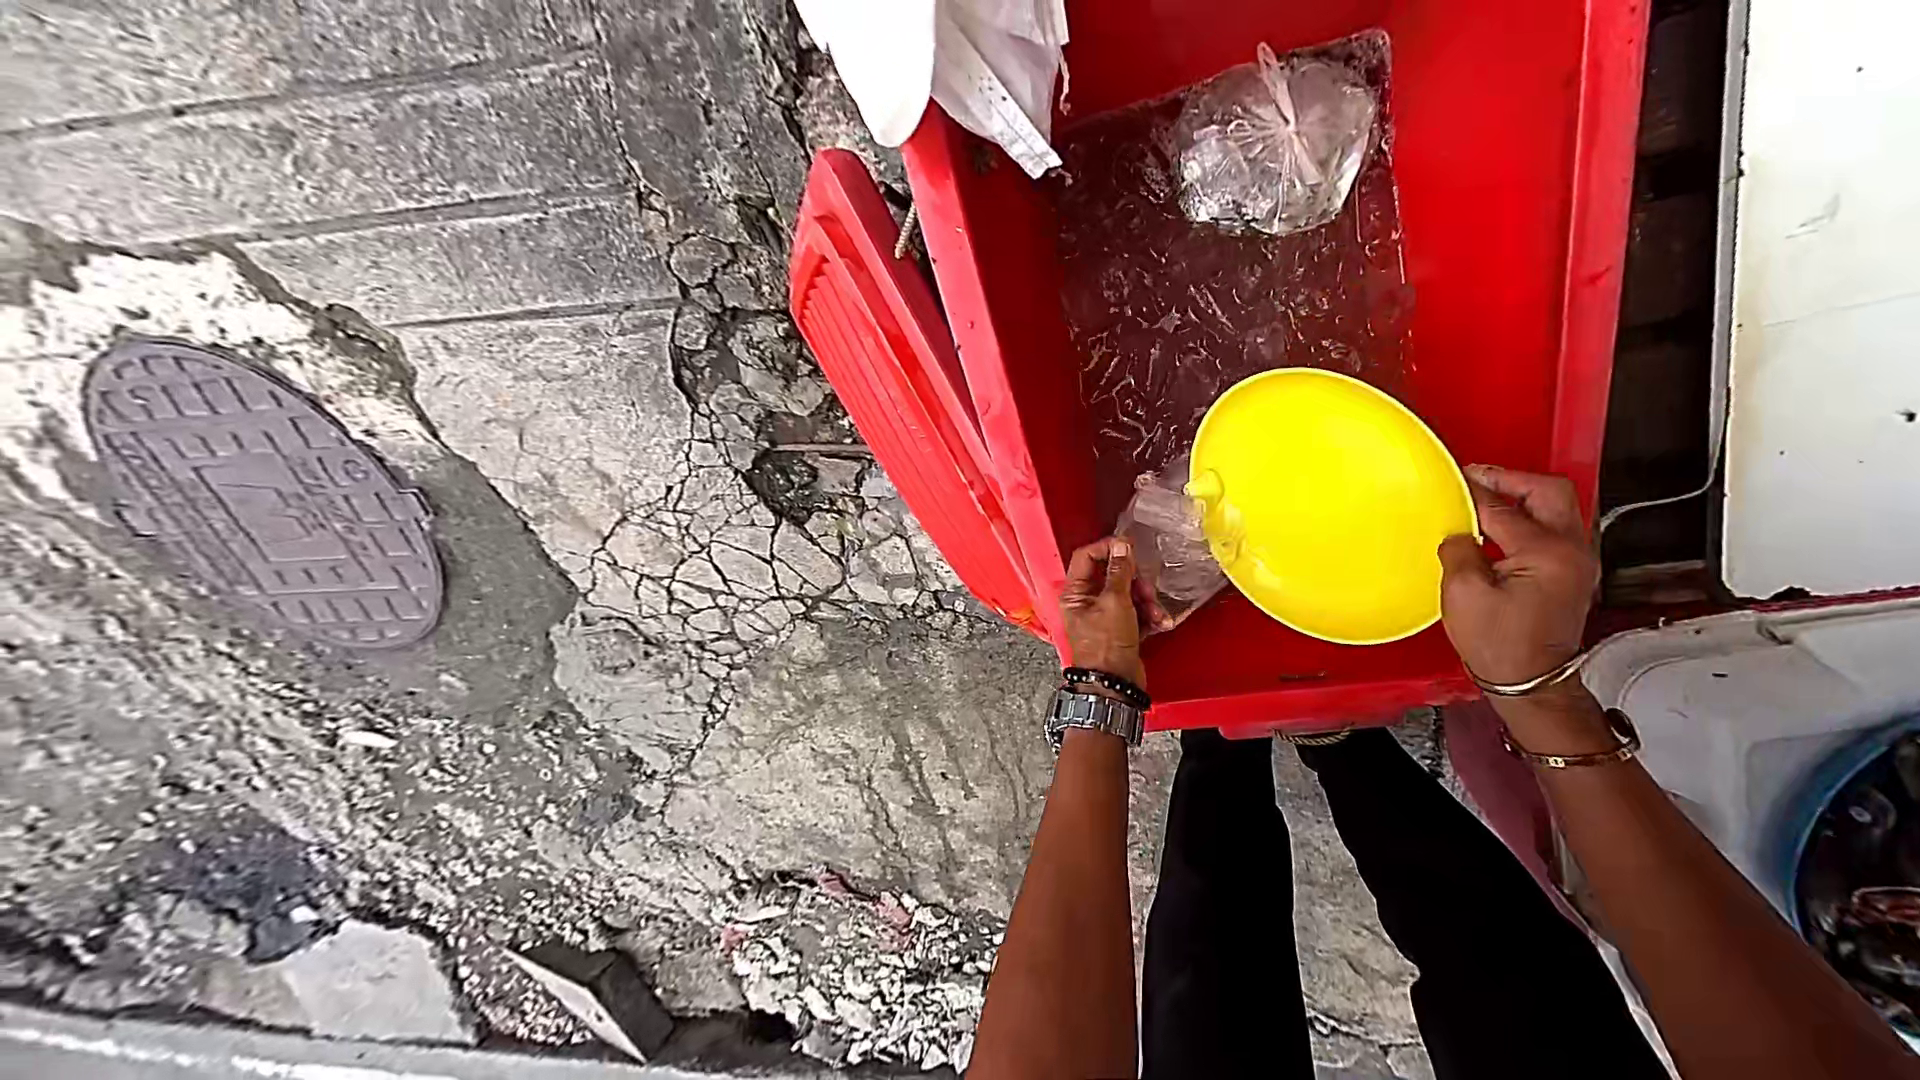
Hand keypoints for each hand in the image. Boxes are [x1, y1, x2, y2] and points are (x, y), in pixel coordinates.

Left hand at [1060, 537, 1146, 687]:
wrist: (1116, 685)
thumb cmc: (1107, 645)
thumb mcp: (1115, 602)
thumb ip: (1119, 572)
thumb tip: (1121, 544)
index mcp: (1076, 592)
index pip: (1087, 556)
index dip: (1107, 548)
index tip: (1129, 547)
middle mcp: (1086, 601)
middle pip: (1112, 575)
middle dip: (1135, 581)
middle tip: (1146, 590)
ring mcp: (1104, 615)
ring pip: (1129, 593)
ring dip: (1146, 601)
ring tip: (1154, 614)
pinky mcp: (1120, 628)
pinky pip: (1137, 612)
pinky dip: (1149, 616)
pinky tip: (1159, 623)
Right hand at [1436, 466, 1598, 685]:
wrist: (1529, 679)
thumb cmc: (1497, 642)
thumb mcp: (1463, 592)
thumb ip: (1459, 550)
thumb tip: (1458, 532)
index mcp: (1546, 553)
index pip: (1504, 509)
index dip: (1474, 492)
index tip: (1452, 480)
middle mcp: (1572, 551)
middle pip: (1550, 493)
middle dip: (1511, 480)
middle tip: (1476, 477)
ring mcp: (1577, 563)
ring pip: (1557, 508)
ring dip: (1521, 496)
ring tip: (1484, 495)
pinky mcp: (1570, 574)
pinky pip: (1553, 529)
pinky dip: (1526, 517)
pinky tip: (1498, 524)